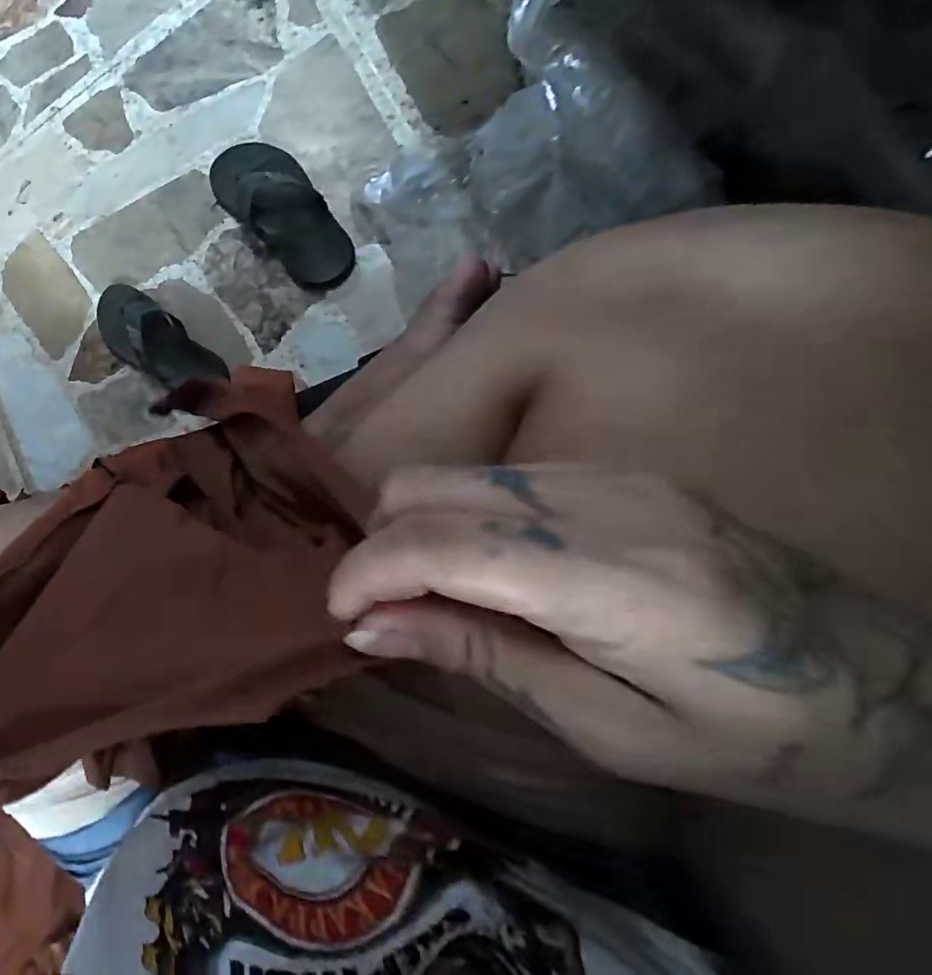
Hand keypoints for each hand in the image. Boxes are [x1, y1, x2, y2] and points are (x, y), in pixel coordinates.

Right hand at [328, 464, 931, 846]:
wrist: (909, 696)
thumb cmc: (760, 743)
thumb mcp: (607, 729)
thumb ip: (477, 656)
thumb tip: (362, 627)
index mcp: (621, 583)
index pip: (441, 546)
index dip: (365, 573)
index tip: (339, 615)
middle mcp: (606, 503)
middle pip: (423, 489)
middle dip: (375, 546)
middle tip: (384, 610)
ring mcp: (609, 475)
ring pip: (442, 475)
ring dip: (405, 529)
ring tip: (424, 592)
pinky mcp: (609, 471)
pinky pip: (482, 479)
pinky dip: (446, 517)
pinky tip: (473, 567)